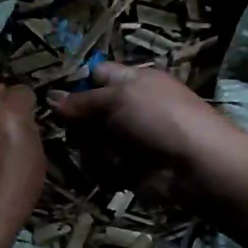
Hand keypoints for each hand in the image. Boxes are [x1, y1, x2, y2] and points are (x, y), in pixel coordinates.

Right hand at [53, 62, 247, 198]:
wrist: (196, 164)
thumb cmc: (160, 117)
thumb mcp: (120, 97)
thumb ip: (84, 99)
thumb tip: (51, 98)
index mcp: (134, 80)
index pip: (97, 75)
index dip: (80, 85)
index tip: (60, 99)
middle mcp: (131, 108)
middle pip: (88, 113)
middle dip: (81, 124)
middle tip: (81, 132)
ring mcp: (131, 140)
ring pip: (91, 143)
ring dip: (96, 150)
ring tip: (111, 155)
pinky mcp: (131, 169)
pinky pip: (105, 167)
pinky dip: (109, 170)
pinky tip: (122, 171)